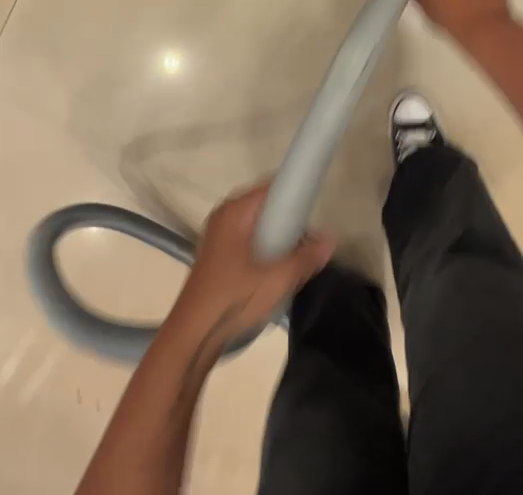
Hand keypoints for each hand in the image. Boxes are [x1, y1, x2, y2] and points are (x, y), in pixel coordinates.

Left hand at [170, 182, 334, 347]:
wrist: (193, 334)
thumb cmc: (233, 299)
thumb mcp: (277, 279)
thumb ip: (306, 257)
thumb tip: (330, 238)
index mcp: (234, 211)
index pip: (271, 187)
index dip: (295, 195)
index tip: (316, 211)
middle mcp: (224, 217)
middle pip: (266, 208)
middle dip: (289, 223)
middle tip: (309, 243)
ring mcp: (219, 238)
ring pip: (258, 228)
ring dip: (279, 241)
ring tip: (297, 261)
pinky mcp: (218, 258)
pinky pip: (249, 243)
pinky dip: (265, 252)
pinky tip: (277, 274)